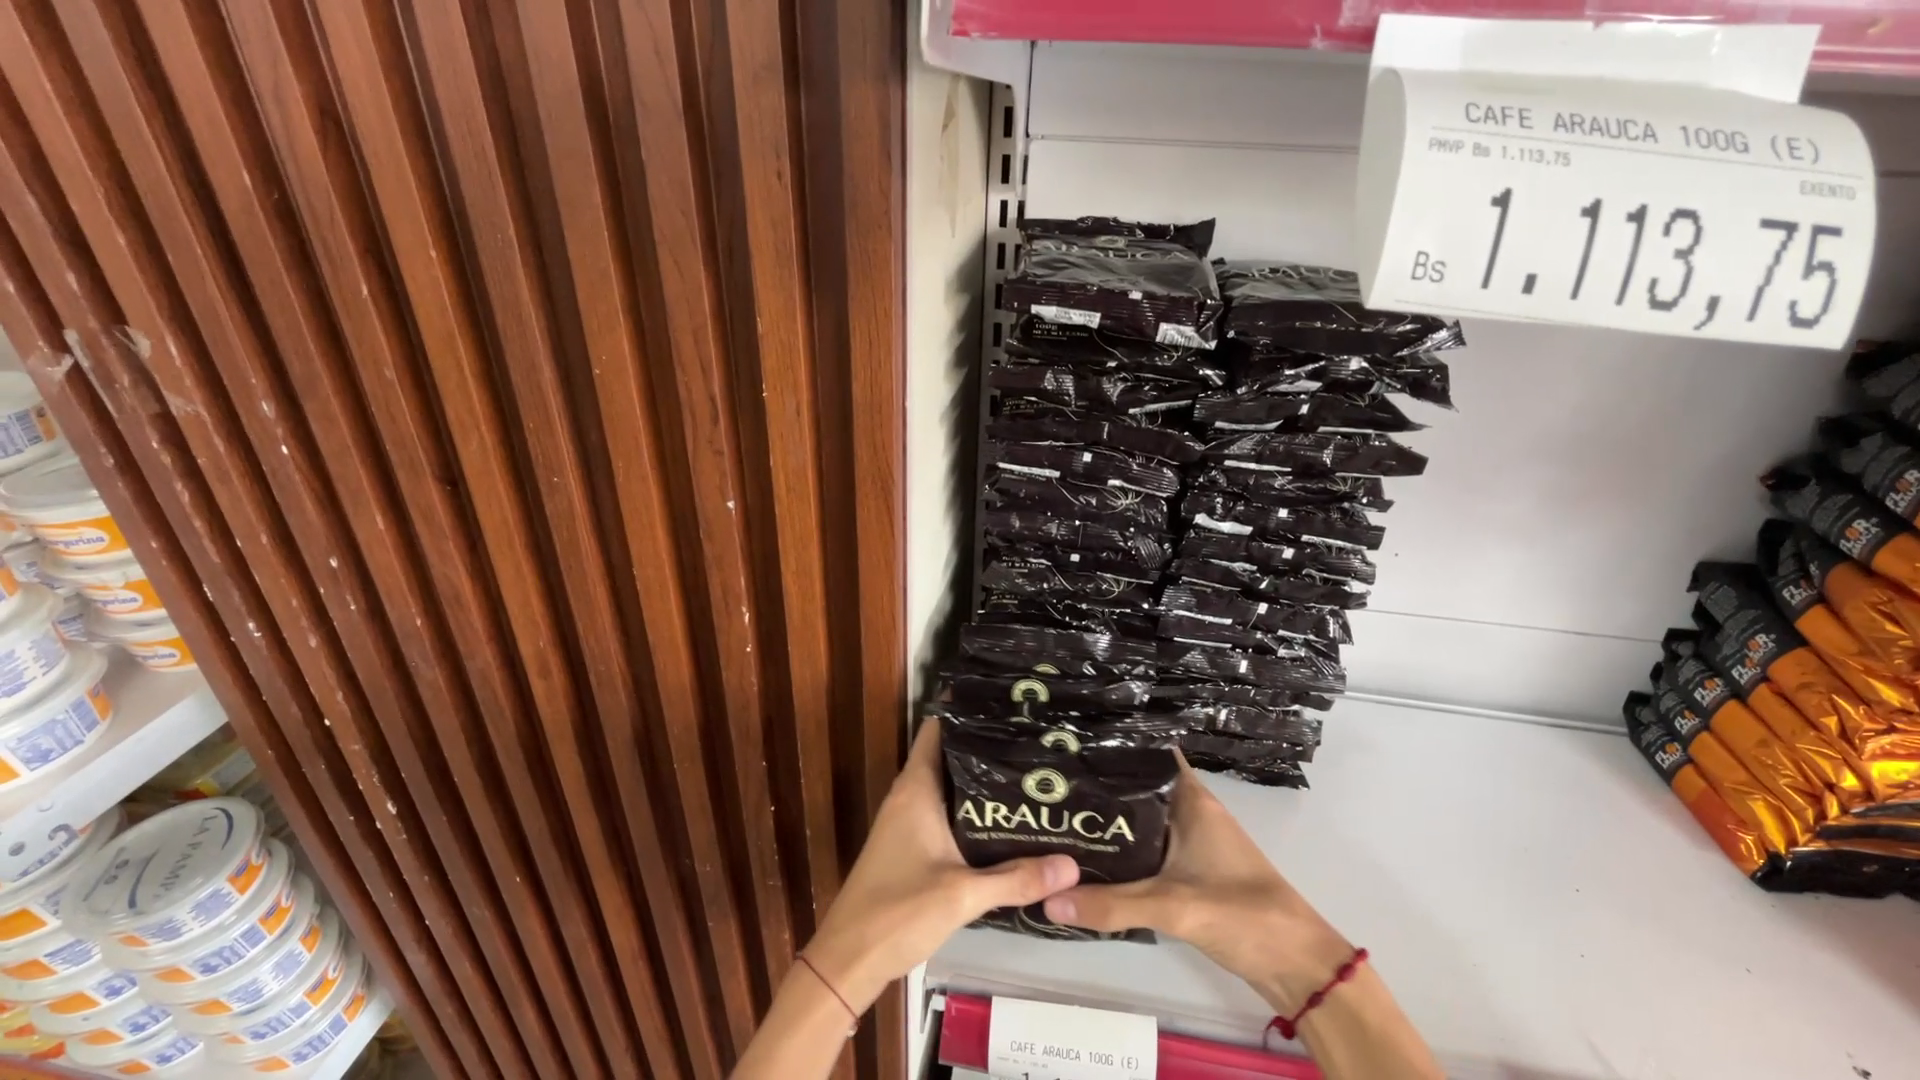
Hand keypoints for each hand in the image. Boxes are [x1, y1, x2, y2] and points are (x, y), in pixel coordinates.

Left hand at [803, 721, 1080, 1009]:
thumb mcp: (964, 894)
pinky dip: (972, 811)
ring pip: (948, 788)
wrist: (849, 958)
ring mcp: (906, 824)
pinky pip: (945, 814)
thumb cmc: (899, 911)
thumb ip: (1017, 878)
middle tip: (1036, 740)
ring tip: (1031, 774)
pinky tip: (1004, 823)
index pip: (937, 731)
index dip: (967, 712)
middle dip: (987, 747)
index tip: (1008, 703)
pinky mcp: (909, 848)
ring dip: (981, 781)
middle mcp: (908, 797)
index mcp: (915, 790)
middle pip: (948, 757)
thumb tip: (1073, 865)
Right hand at [1041, 755, 1353, 1013]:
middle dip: (1097, 787)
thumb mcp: (1173, 908)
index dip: (1113, 745)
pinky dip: (1120, 853)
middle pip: (1137, 788)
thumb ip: (1111, 905)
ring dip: (1107, 822)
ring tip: (1056, 817)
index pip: (1149, 754)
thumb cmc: (1244, 915)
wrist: (1296, 965)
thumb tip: (1047, 900)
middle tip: (1047, 785)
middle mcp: (1190, 813)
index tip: (1068, 744)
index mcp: (1192, 801)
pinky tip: (1088, 862)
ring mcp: (1191, 844)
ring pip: (1139, 821)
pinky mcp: (1190, 873)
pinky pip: (1146, 851)